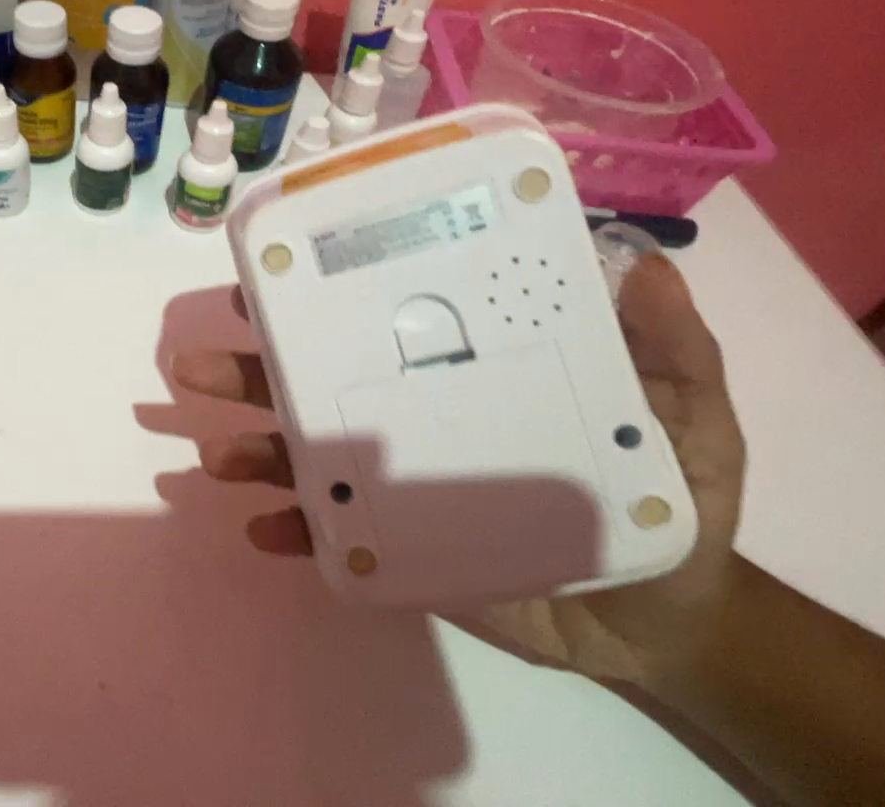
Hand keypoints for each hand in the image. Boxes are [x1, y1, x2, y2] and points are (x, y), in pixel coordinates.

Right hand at [170, 256, 746, 687]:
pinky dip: (294, 531)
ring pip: (310, 456)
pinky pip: (335, 538)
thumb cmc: (670, 501)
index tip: (268, 281)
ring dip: (253, 450)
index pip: (383, 322)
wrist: (660, 622)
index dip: (322, 298)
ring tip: (218, 456)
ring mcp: (402, 484)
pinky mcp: (401, 547)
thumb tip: (649, 263)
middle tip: (194, 364)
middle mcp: (416, 416)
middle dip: (248, 373)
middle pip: (320, 384)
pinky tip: (264, 529)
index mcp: (462, 372)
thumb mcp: (690, 418)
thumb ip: (673, 351)